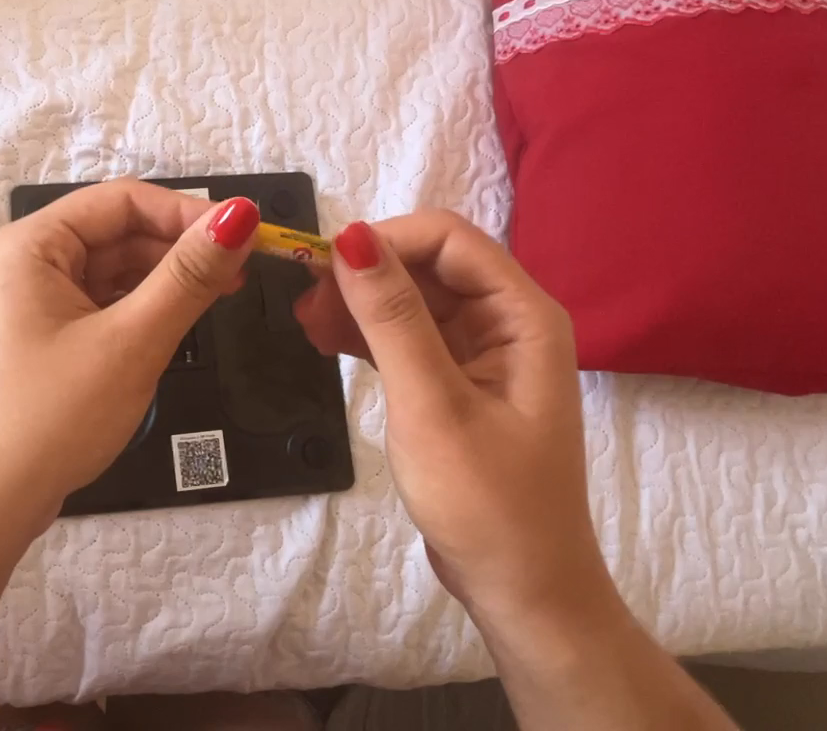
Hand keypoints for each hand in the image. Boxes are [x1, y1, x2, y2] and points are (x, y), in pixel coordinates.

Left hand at [0, 180, 260, 533]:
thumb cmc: (51, 417)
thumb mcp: (130, 342)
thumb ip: (187, 277)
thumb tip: (241, 216)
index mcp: (35, 244)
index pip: (122, 200)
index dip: (186, 211)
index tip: (246, 232)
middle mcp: (32, 261)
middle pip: (120, 232)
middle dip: (181, 248)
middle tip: (243, 270)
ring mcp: (39, 301)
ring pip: (118, 270)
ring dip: (168, 279)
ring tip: (222, 295)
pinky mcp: (51, 336)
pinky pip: (108, 303)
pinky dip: (146, 308)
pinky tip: (181, 322)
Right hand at [293, 211, 612, 629]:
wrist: (519, 589)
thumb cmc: (486, 501)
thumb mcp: (431, 404)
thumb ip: (391, 317)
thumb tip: (350, 236)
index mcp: (522, 315)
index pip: (449, 239)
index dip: (385, 238)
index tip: (324, 265)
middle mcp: (504, 320)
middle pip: (426, 264)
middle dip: (364, 274)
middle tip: (305, 303)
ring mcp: (479, 349)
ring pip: (409, 297)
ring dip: (357, 303)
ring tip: (306, 325)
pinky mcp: (453, 376)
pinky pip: (404, 334)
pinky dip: (365, 333)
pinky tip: (326, 342)